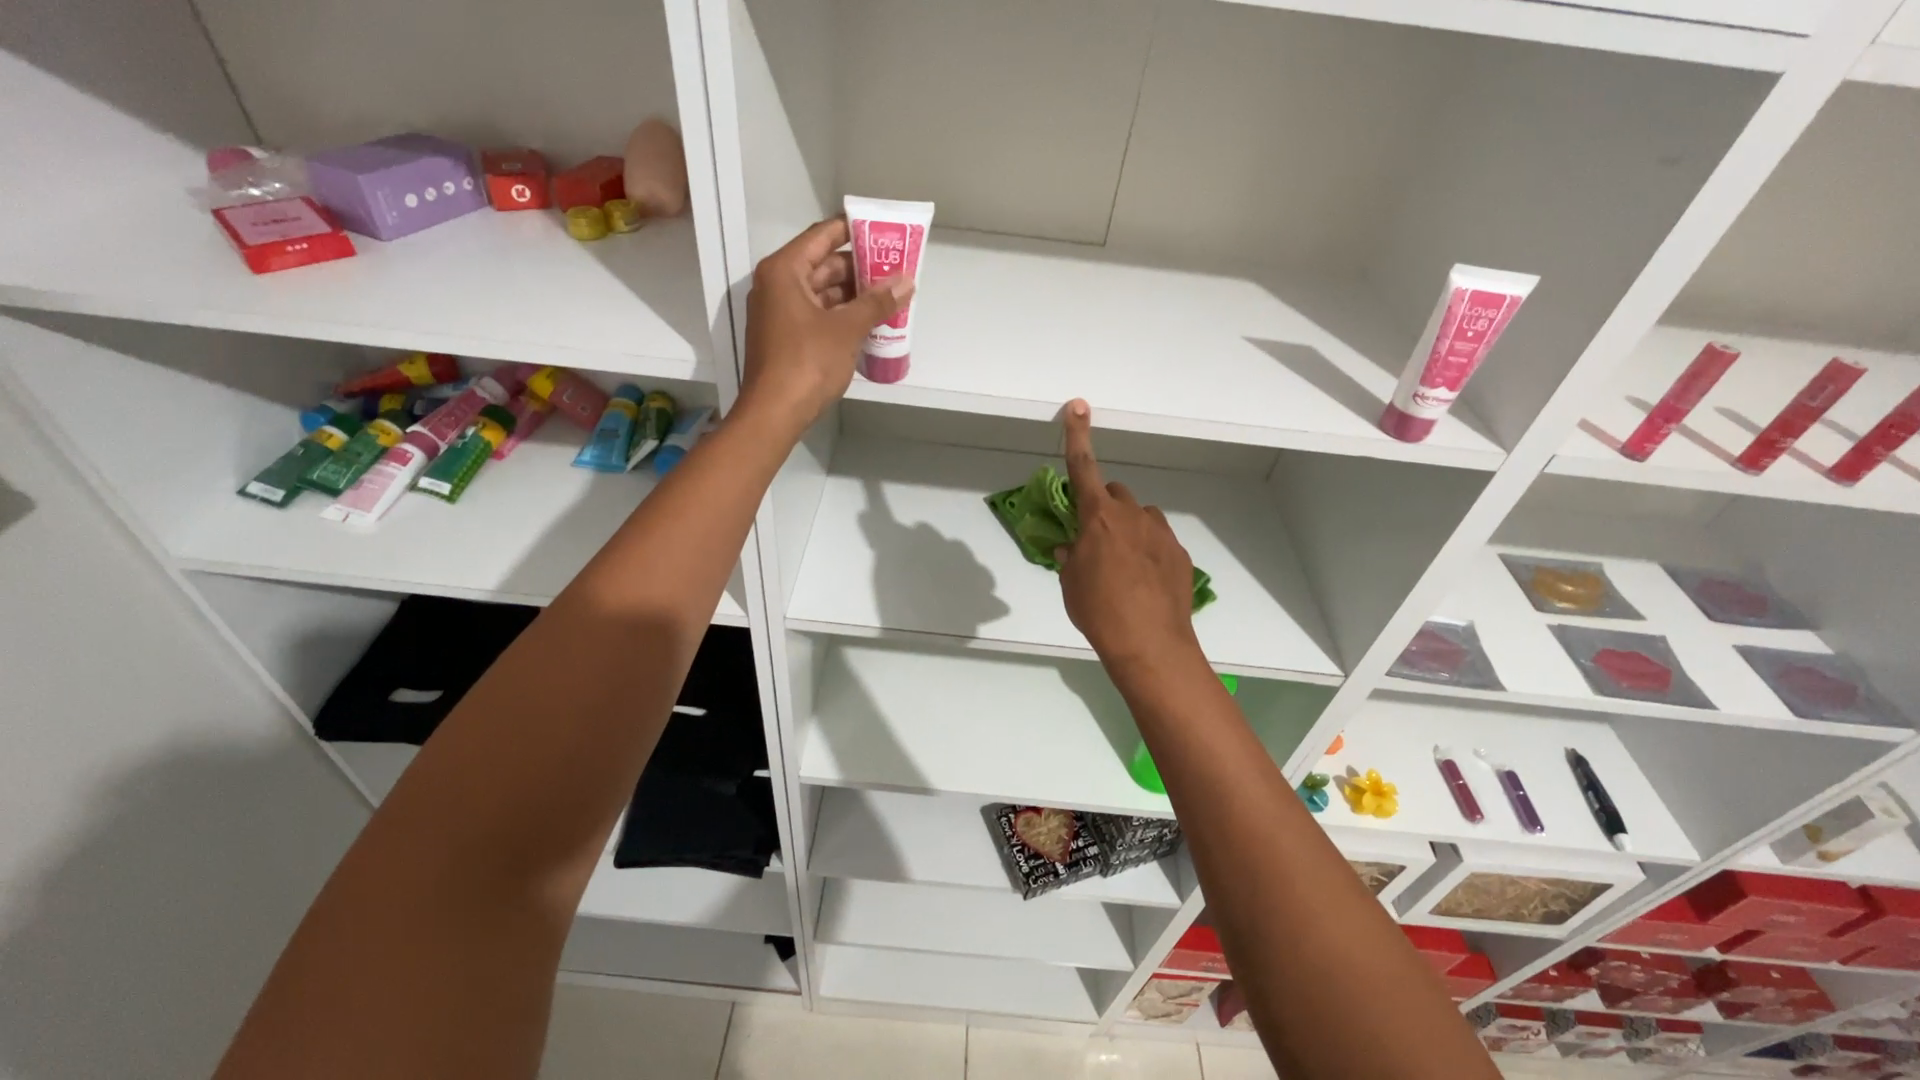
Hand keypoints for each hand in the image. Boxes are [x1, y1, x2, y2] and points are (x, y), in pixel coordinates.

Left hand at [739, 217, 912, 430]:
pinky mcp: (785, 338)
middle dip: (860, 269)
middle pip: (823, 265)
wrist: (774, 414)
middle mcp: (777, 285)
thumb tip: (906, 281)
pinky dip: (842, 316)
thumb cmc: (807, 363)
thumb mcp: (847, 329)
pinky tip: (871, 323)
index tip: (884, 232)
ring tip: (891, 298)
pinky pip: (818, 315)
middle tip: (896, 270)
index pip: (822, 235)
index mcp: (784, 271)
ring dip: (855, 296)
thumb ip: (877, 302)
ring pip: (822, 293)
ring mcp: (779, 313)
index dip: (853, 230)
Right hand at [1055, 399, 1200, 666]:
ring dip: (1129, 529)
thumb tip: (1074, 549)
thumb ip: (1071, 559)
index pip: (1083, 467)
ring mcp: (1160, 533)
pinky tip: (1144, 582)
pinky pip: (1159, 540)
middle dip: (1104, 507)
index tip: (1078, 408)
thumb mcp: (1071, 585)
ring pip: (1141, 517)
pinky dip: (1148, 551)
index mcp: (1098, 518)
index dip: (1077, 436)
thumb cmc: (1099, 612)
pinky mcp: (1179, 553)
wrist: (1149, 644)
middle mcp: (1132, 516)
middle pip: (1115, 494)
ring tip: (1123, 565)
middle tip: (1095, 539)